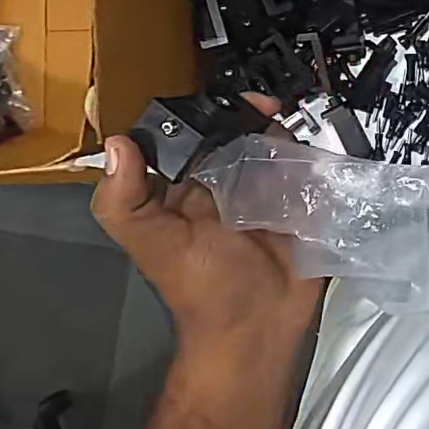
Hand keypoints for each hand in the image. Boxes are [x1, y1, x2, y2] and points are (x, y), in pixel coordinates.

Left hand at [90, 94, 322, 356]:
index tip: (227, 101)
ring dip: (284, 131)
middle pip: (241, 132)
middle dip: (254, 114)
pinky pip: (304, 167)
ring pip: (275, 145)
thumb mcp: (154, 243)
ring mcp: (266, 189)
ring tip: (290, 128)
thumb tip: (117, 142)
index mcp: (188, 185)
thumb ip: (126, 201)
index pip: (195, 134)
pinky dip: (309, 155)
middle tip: (269, 109)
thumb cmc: (203, 288)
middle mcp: (227, 182)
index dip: (207, 112)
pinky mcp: (298, 200)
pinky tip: (312, 148)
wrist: (260, 327)